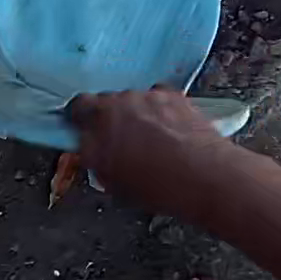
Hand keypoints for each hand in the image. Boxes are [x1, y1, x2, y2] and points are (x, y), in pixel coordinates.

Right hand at [66, 88, 237, 218]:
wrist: (203, 175)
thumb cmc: (153, 184)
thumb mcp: (109, 178)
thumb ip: (91, 155)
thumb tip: (87, 144)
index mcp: (98, 119)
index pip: (77, 106)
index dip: (80, 117)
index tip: (85, 129)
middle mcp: (119, 101)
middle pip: (106, 101)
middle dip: (110, 117)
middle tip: (120, 140)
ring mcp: (147, 95)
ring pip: (133, 100)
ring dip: (136, 113)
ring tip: (150, 138)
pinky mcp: (172, 95)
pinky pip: (157, 98)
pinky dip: (158, 109)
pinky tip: (168, 129)